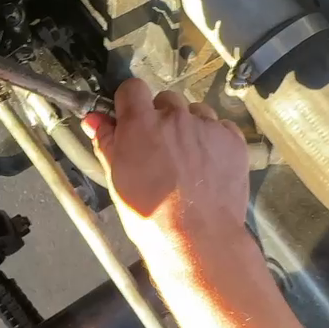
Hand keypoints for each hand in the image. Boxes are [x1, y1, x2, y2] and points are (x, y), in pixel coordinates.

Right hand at [84, 78, 252, 279]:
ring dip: (188, 127)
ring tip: (186, 160)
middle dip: (160, 119)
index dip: (129, 102)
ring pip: (195, 113)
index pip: (132, 88)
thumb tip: (94, 120)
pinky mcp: (233, 141)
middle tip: (159, 149)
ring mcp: (208, 127)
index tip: (129, 118)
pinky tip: (207, 165)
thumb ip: (107, 143)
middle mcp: (176, 117)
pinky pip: (220, 127)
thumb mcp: (117, 179)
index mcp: (142, 123)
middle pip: (166, 101)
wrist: (197, 239)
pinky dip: (213, 139)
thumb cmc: (150, 215)